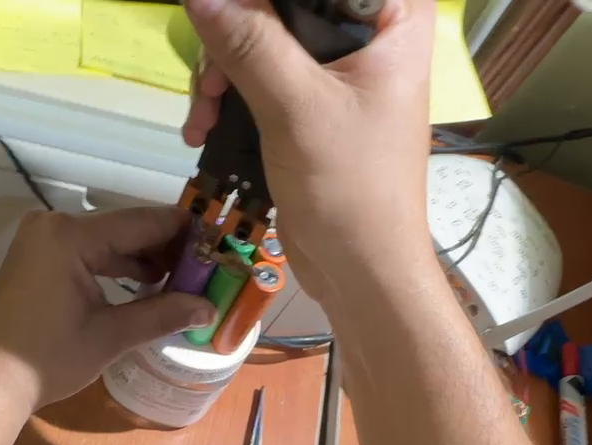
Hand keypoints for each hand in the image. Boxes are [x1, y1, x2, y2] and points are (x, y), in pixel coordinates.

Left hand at [0, 207, 216, 409]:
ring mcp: (41, 240)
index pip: (142, 223)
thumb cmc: (49, 360)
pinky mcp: (36, 258)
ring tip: (182, 278)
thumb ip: (161, 315)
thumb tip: (208, 309)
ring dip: (141, 259)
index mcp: (71, 237)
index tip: (218, 240)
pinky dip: (114, 266)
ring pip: (106, 241)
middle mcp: (54, 226)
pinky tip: (144, 283)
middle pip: (124, 229)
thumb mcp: (110, 337)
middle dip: (165, 248)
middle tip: (205, 266)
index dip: (184, 232)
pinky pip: (86, 253)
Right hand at [181, 0, 436, 298]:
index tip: (215, 22)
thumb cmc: (349, 191)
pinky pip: (260, 83)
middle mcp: (367, 34)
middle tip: (208, 88)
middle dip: (232, 41)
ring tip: (201, 123)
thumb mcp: (297, 110)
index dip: (258, 3)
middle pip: (281, 8)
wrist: (360, 271)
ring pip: (262, 44)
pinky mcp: (311, 111)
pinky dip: (229, 104)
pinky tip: (205, 131)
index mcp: (389, 14)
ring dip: (221, 79)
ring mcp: (336, 75)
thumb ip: (248, 44)